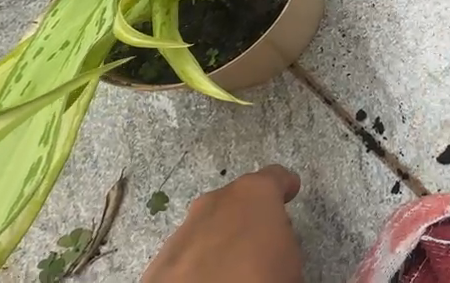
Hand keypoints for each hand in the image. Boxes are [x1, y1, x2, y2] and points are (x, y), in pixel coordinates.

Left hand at [142, 165, 304, 282]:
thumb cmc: (257, 277)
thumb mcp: (291, 257)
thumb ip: (282, 236)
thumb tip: (270, 241)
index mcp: (254, 192)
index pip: (275, 177)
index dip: (284, 186)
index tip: (290, 193)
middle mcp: (216, 201)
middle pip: (236, 201)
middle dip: (246, 216)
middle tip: (259, 240)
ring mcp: (184, 229)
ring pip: (207, 226)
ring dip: (218, 240)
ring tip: (229, 267)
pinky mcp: (159, 261)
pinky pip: (185, 255)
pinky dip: (195, 264)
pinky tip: (205, 281)